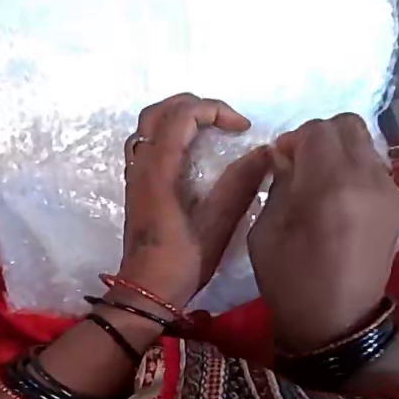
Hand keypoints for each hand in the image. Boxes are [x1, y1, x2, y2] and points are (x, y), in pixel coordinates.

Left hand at [116, 93, 272, 307]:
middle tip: (225, 120)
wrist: (145, 292)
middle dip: (194, 106)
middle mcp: (140, 166)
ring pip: (148, 126)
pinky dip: (167, 135)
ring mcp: (134, 177)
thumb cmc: (181, 263)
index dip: (215, 111)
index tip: (242, 129)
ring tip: (208, 128)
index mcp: (158, 170)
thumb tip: (264, 152)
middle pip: (158, 111)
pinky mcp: (136, 189)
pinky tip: (190, 152)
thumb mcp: (217, 225)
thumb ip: (240, 184)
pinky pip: (146, 145)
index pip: (181, 115)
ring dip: (177, 117)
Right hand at [248, 114, 398, 350]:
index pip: (316, 130)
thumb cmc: (290, 282)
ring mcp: (389, 191)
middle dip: (320, 137)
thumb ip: (278, 185)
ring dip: (340, 153)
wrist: (338, 323)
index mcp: (330, 184)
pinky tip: (339, 200)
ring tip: (320, 183)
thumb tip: (285, 158)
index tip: (279, 161)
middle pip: (348, 125)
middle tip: (300, 164)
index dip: (292, 140)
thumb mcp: (265, 233)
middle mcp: (368, 178)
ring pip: (367, 144)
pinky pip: (376, 168)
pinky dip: (356, 171)